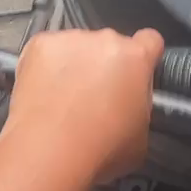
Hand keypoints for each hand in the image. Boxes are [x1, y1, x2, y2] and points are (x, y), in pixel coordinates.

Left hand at [0, 28, 162, 183]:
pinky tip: (42, 93)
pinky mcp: (40, 44)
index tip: (135, 73)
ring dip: (75, 65)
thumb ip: (139, 107)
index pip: (150, 40)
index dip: (144, 56)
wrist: (49, 151)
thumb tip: (128, 104)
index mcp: (135, 57)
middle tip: (94, 97)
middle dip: (105, 65)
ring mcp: (70, 38)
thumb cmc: (102, 150)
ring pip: (77, 47)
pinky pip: (48, 51)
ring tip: (62, 98)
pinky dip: (46, 67)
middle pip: (109, 45)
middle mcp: (105, 39)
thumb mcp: (140, 136)